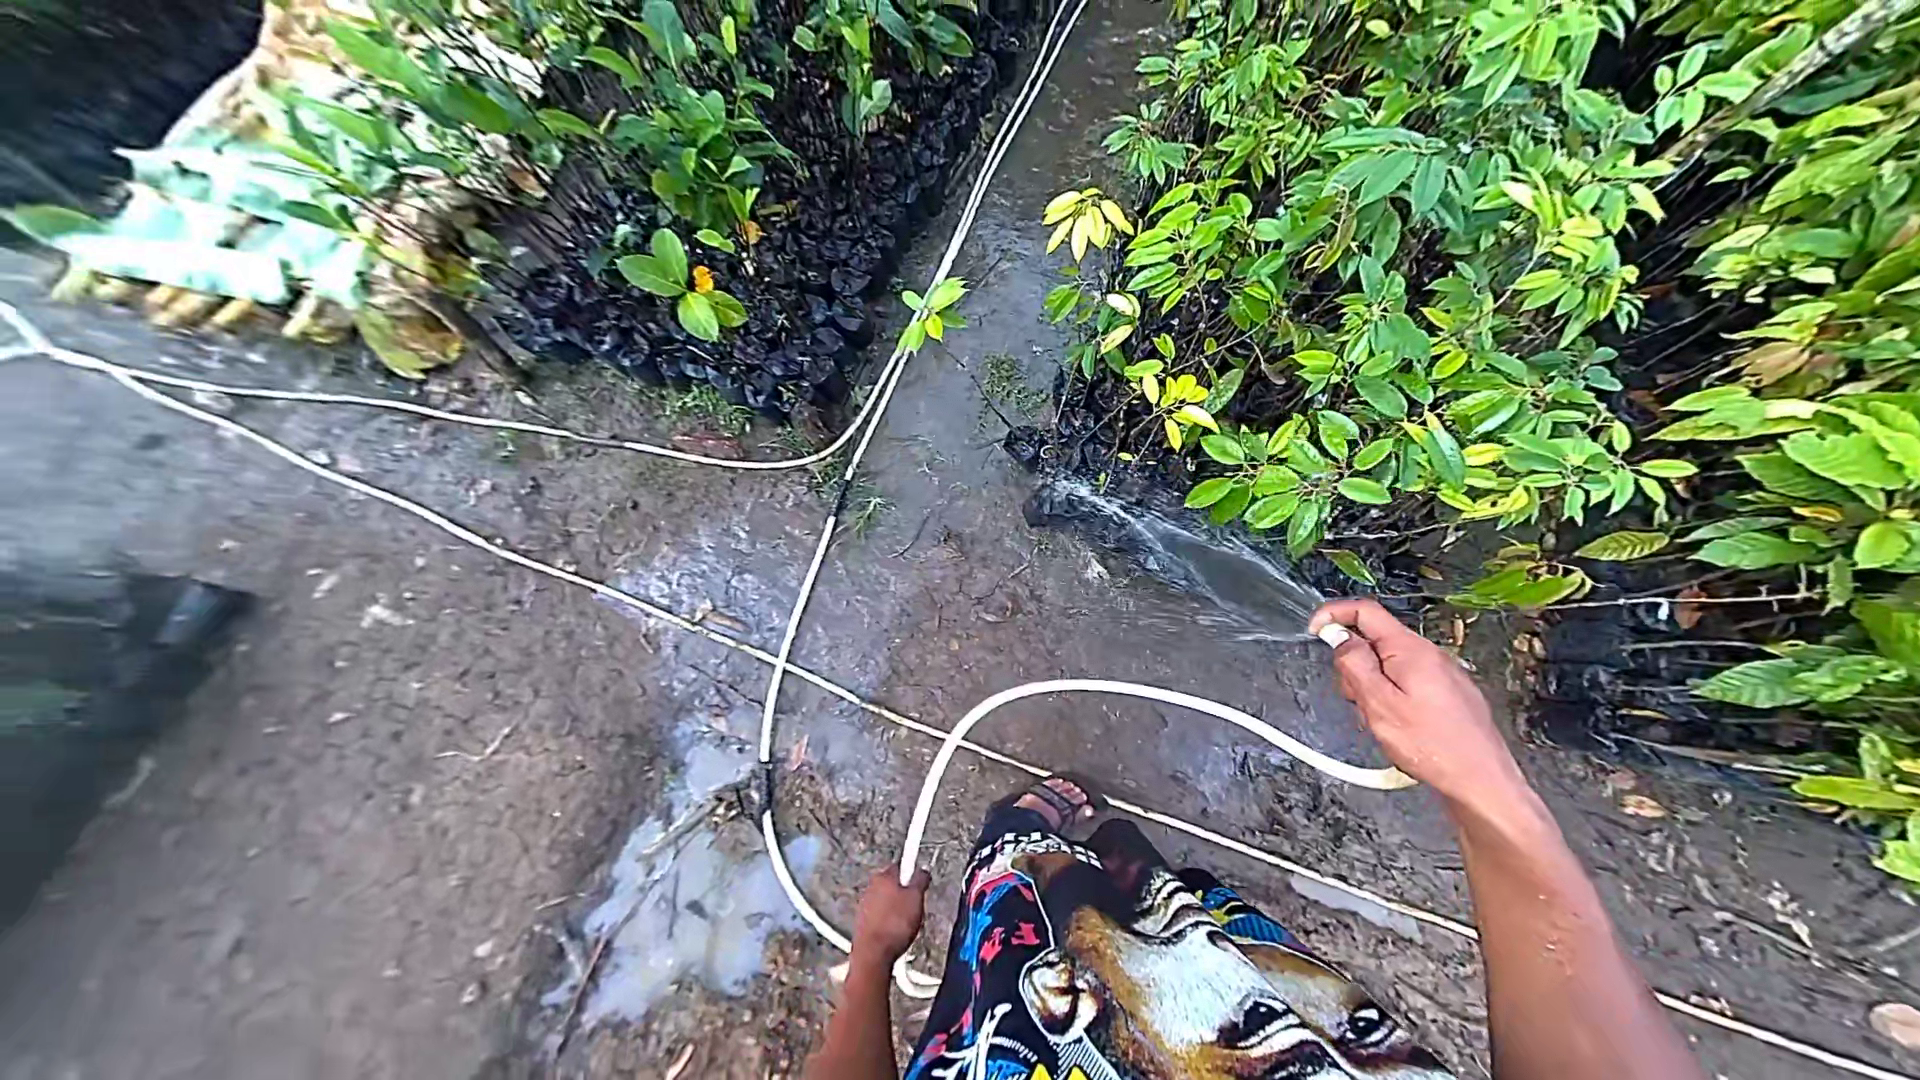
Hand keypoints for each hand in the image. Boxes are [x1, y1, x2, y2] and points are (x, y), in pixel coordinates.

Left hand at [851, 864, 929, 966]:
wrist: (873, 955)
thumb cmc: (894, 926)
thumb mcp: (917, 898)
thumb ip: (921, 880)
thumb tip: (923, 871)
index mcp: (883, 876)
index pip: (902, 865)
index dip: (913, 875)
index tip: (920, 882)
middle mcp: (871, 887)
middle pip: (893, 884)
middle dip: (905, 894)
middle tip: (915, 908)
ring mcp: (865, 905)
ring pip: (887, 902)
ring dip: (896, 910)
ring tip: (905, 925)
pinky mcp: (862, 923)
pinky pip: (880, 917)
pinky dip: (887, 923)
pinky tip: (894, 934)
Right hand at [1309, 598, 1530, 814]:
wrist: (1482, 782)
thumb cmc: (1432, 747)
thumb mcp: (1378, 703)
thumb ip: (1353, 664)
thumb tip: (1338, 636)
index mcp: (1409, 650)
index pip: (1365, 610)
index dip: (1333, 614)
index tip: (1314, 631)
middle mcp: (1428, 654)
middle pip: (1373, 639)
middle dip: (1352, 662)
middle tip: (1356, 696)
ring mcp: (1440, 672)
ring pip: (1386, 662)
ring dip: (1371, 683)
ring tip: (1380, 716)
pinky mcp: (1446, 690)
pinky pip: (1404, 679)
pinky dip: (1389, 693)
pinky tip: (1397, 722)